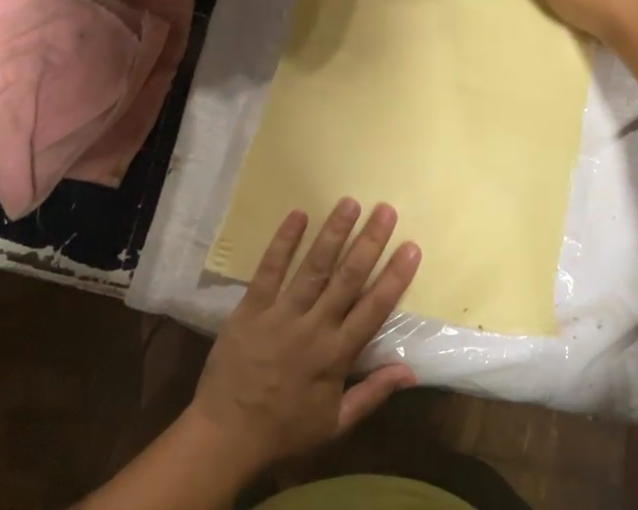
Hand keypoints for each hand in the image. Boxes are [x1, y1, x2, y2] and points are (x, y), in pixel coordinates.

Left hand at [184, 198, 420, 474]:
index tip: (411, 247)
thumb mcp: (336, 423)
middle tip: (385, 210)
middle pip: (346, 279)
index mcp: (336, 356)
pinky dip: (283, 242)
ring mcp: (280, 316)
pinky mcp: (250, 309)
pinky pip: (269, 270)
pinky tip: (298, 215)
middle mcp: (313, 329)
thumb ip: (373, 393)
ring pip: (312, 268)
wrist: (226, 434)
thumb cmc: (285, 430)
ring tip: (349, 203)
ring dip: (333, 234)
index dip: (394, 277)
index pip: (373, 309)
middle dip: (368, 242)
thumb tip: (411, 372)